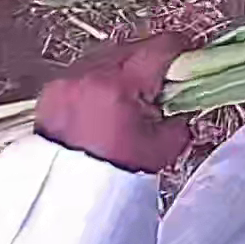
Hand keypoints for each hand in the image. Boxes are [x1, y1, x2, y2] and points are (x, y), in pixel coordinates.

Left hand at [35, 33, 192, 171]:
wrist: (66, 198)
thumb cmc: (113, 175)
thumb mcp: (163, 147)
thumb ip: (182, 114)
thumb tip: (187, 98)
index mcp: (122, 84)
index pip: (162, 46)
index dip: (182, 48)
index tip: (190, 54)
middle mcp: (93, 73)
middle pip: (136, 45)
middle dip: (152, 60)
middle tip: (162, 82)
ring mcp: (70, 78)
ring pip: (110, 54)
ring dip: (125, 67)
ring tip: (131, 94)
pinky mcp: (54, 87)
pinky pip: (87, 69)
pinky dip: (101, 78)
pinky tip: (107, 100)